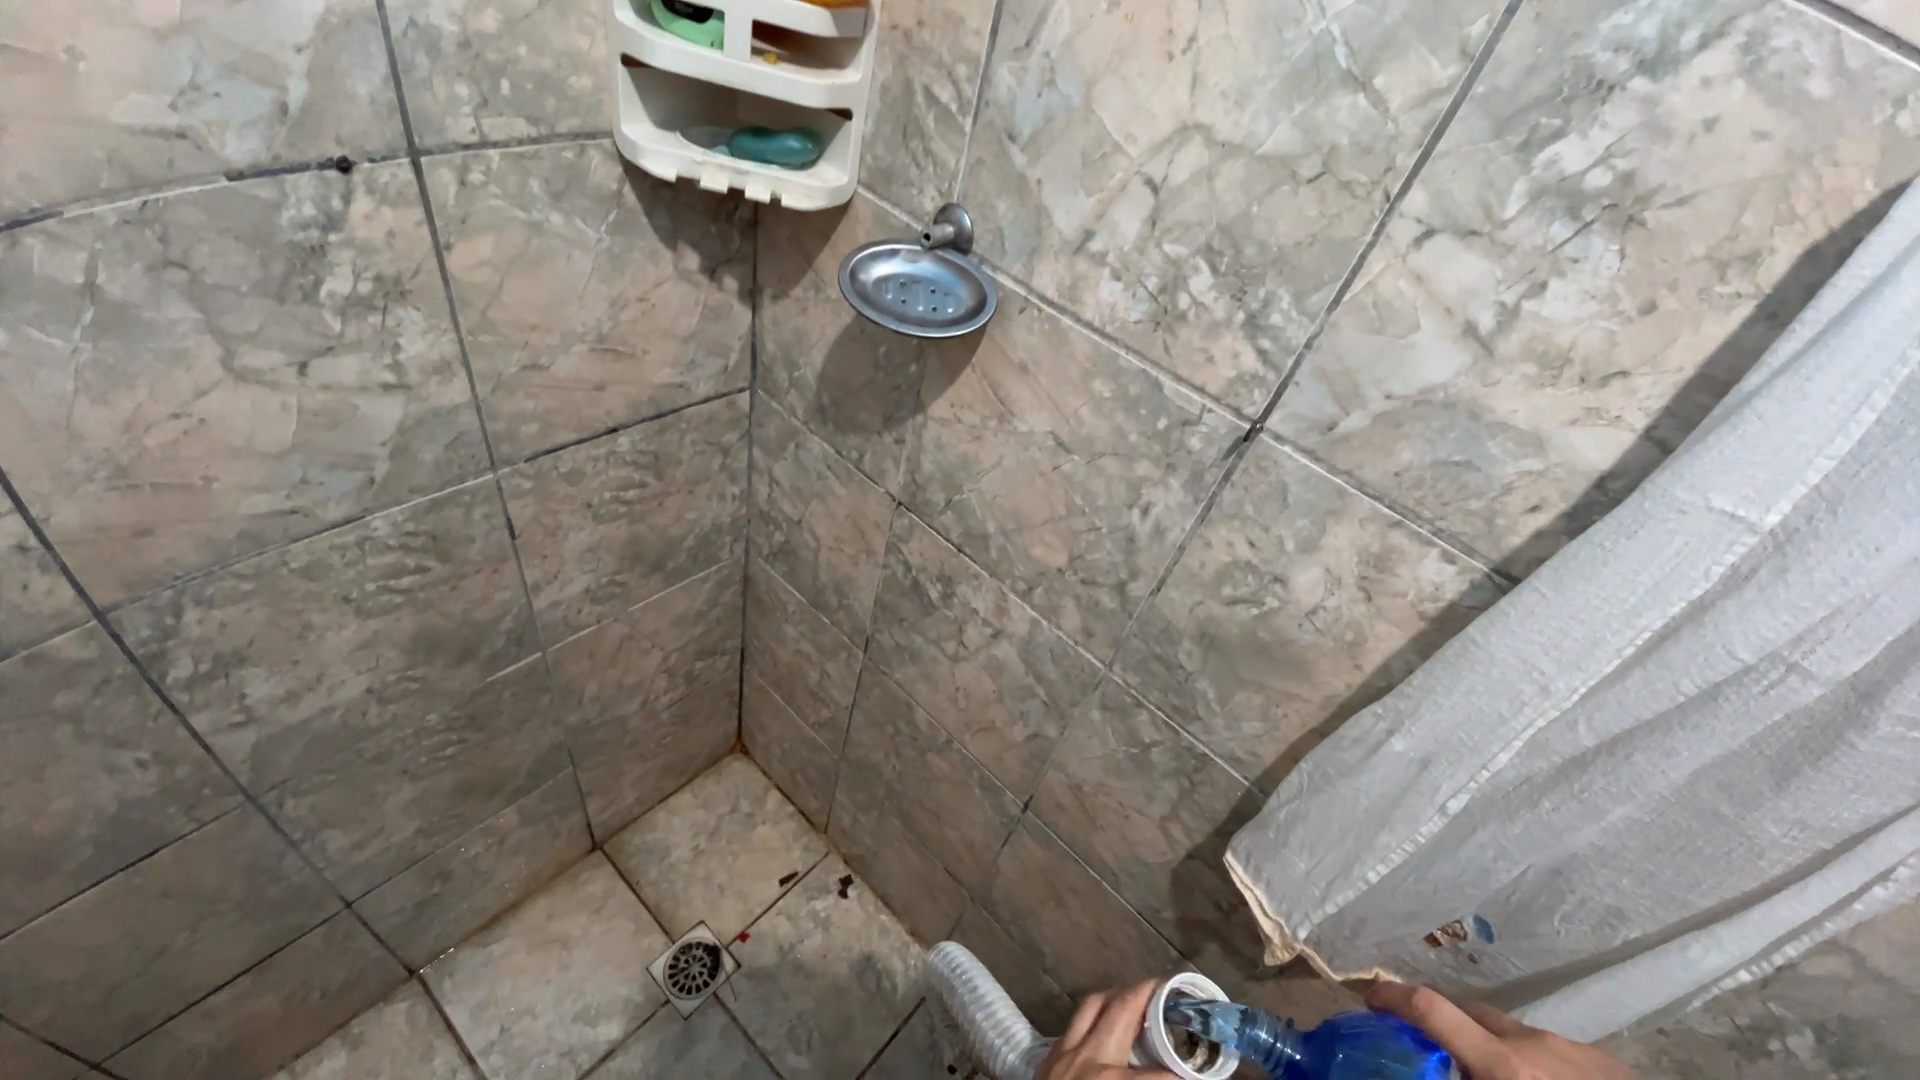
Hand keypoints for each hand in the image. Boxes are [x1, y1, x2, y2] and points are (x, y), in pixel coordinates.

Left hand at [1034, 980, 1176, 1079]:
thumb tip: (1170, 1076)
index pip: (1159, 1076)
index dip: (1183, 1075)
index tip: (1198, 1073)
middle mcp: (1089, 1058)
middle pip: (1122, 1009)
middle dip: (1147, 995)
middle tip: (1169, 991)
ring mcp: (1064, 1053)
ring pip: (1092, 1005)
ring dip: (1117, 997)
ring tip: (1138, 997)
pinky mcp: (1048, 1058)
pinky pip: (1074, 1023)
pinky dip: (1093, 1016)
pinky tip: (1104, 1025)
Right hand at [1365, 982, 1634, 1079]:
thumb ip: (1463, 1076)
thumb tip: (1433, 1064)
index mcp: (1503, 1066)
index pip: (1431, 1008)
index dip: (1392, 994)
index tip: (1368, 995)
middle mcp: (1534, 1044)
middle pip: (1472, 1012)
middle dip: (1447, 1023)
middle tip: (1434, 1051)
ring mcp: (1576, 1049)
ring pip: (1516, 1034)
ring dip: (1497, 1049)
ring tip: (1500, 1079)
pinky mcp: (1609, 1062)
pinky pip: (1556, 1051)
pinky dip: (1539, 1064)